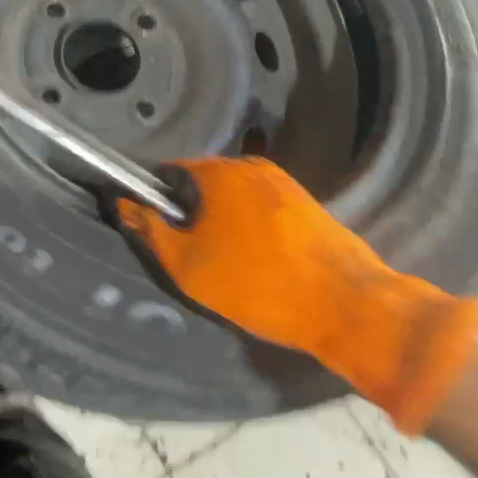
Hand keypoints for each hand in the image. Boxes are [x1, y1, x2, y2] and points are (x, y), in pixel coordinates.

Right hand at [116, 156, 477, 434]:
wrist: (353, 310)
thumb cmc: (260, 285)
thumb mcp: (189, 266)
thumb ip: (151, 230)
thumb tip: (124, 203)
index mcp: (220, 171)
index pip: (168, 172)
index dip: (153, 199)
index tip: (153, 229)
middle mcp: (252, 167)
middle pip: (203, 185)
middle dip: (191, 213)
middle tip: (189, 254)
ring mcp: (287, 186)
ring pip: (235, 200)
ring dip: (223, 224)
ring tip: (225, 264)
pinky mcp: (311, 208)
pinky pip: (263, 212)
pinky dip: (252, 232)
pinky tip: (258, 266)